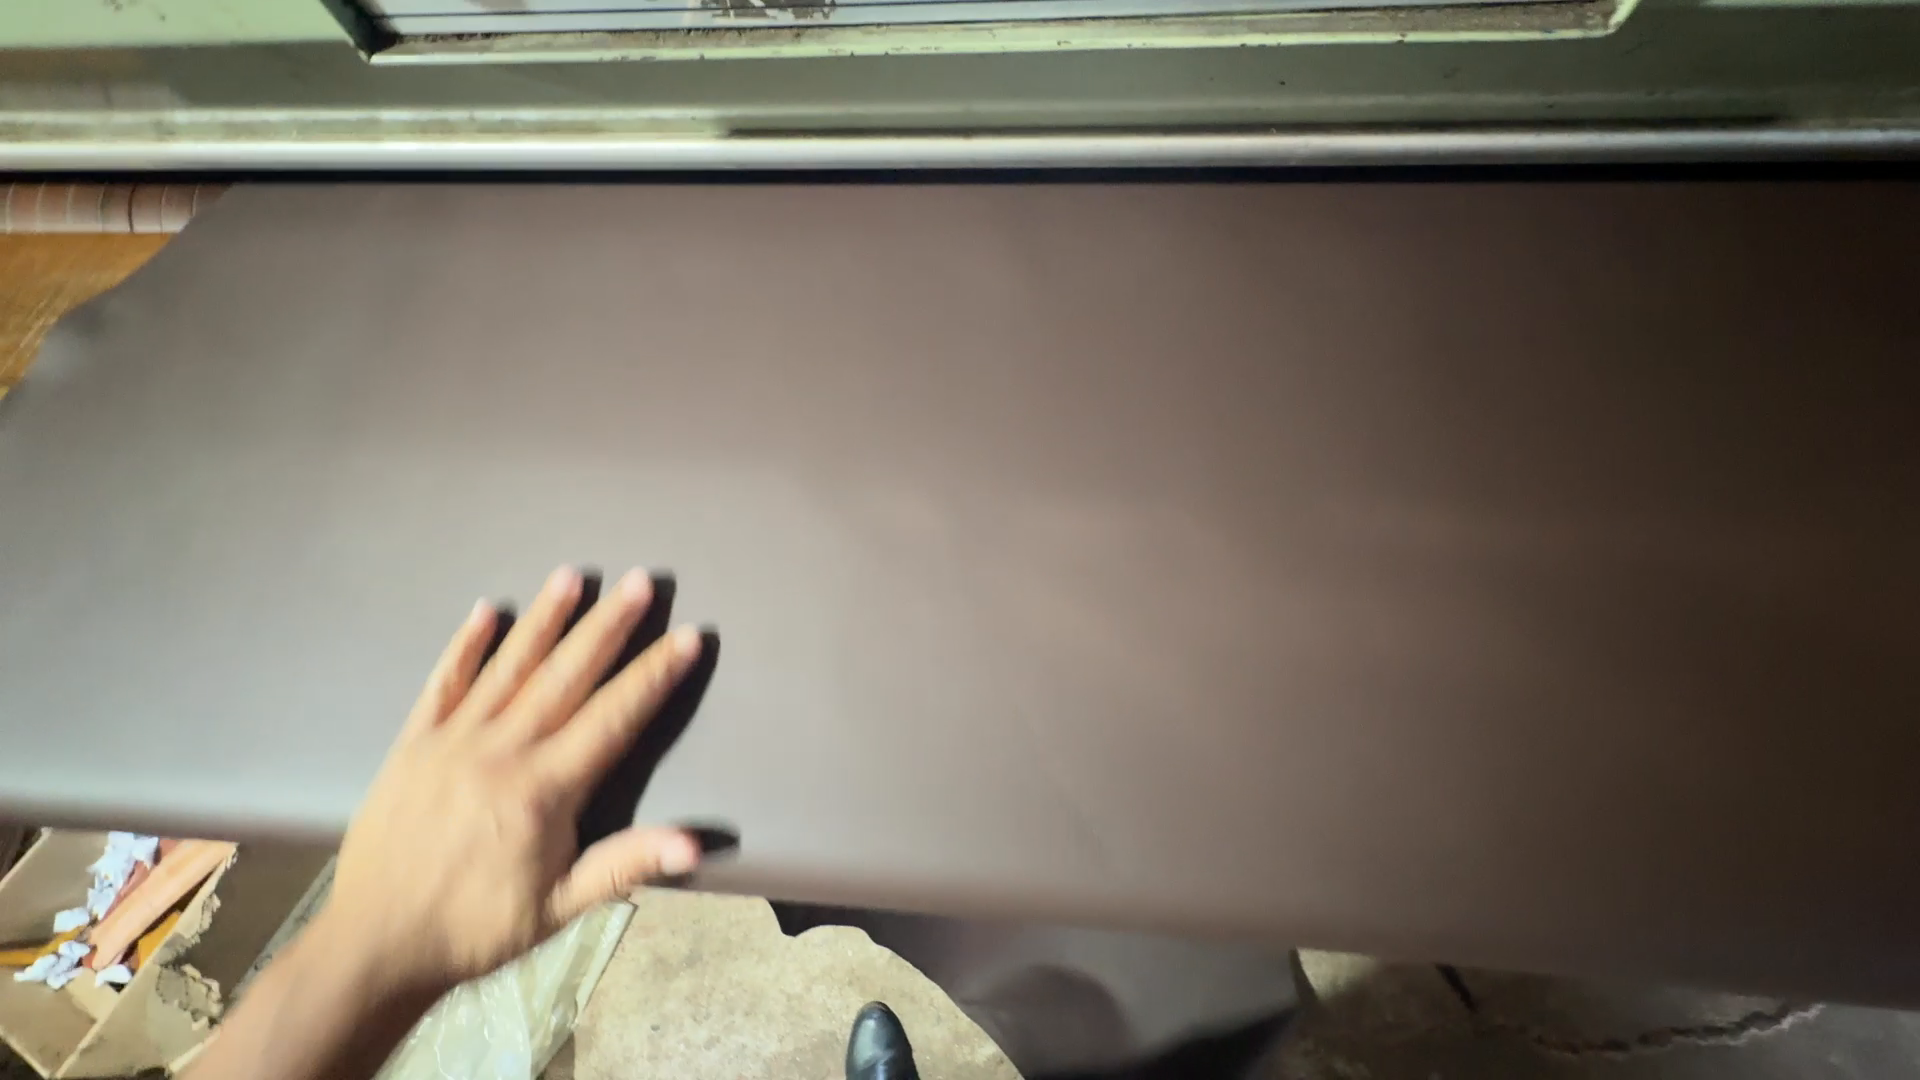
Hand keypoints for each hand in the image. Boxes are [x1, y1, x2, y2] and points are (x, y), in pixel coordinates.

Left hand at [322, 566, 703, 993]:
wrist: (373, 948)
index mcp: (544, 788)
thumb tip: (694, 845)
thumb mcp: (562, 906)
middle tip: (638, 582)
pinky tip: (486, 610)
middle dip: (608, 626)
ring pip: (509, 667)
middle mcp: (502, 751)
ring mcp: (452, 741)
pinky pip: (441, 684)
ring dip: (544, 619)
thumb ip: (627, 864)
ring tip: (571, 575)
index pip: (615, 716)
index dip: (654, 674)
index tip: (686, 636)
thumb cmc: (479, 926)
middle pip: (566, 675)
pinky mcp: (412, 744)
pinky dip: (464, 646)